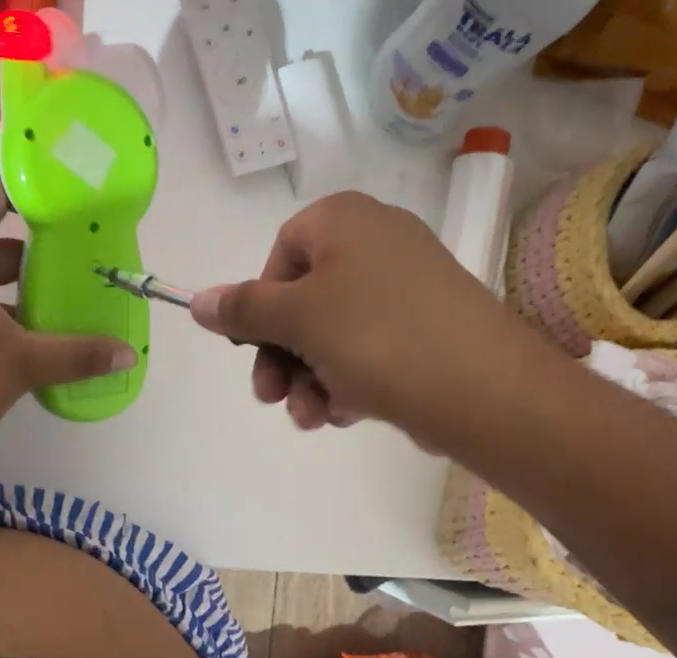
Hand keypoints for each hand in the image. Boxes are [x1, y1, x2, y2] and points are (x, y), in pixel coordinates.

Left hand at [0, 167, 135, 473]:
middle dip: (38, 245)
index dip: (30, 188)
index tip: (72, 200)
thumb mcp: (21, 366)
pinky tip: (40, 331)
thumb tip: (128, 353)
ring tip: (70, 295)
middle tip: (84, 256)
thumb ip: (78, 354)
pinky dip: (5, 308)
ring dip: (24, 282)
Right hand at [189, 192, 544, 446]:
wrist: (479, 386)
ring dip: (311, 380)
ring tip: (314, 419)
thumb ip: (243, 309)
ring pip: (334, 335)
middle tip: (272, 398)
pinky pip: (369, 352)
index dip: (262, 304)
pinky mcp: (427, 330)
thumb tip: (197, 301)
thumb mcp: (298, 319)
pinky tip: (346, 413)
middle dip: (283, 357)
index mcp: (345, 220)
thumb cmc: (376, 336)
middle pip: (305, 301)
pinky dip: (349, 382)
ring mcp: (407, 288)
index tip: (255, 345)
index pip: (282, 254)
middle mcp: (378, 243)